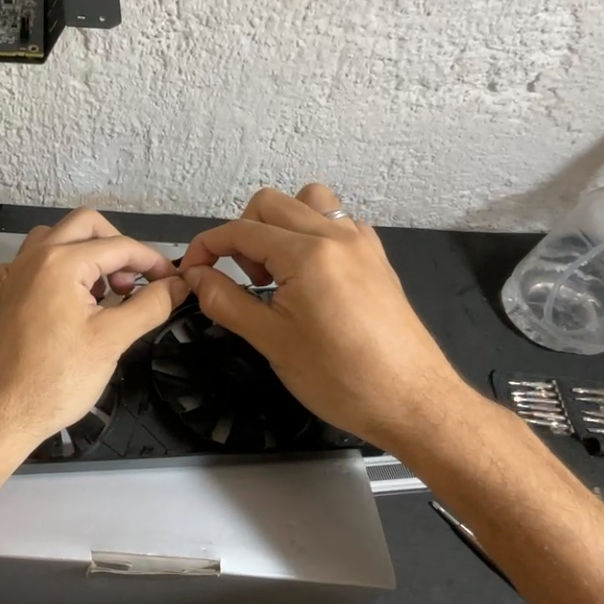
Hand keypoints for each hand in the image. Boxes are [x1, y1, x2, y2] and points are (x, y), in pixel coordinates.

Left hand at [0, 210, 188, 457]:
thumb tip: (178, 285)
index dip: (152, 261)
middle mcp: (32, 258)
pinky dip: (35, 273)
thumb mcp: (114, 339)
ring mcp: (10, 277)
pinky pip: (13, 269)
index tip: (172, 281)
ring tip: (98, 292)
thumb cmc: (58, 378)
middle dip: (115, 247)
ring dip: (80, 254)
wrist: (3, 414)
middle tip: (131, 284)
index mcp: (61, 261)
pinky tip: (49, 295)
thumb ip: (151, 305)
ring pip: (50, 240)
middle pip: (83, 226)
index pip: (119, 245)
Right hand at [176, 186, 473, 448]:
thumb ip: (224, 300)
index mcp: (307, 253)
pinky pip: (336, 222)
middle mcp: (336, 234)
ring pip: (308, 201)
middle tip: (241, 279)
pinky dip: (311, 234)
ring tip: (276, 270)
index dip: (206, 246)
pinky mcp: (376, 258)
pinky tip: (308, 275)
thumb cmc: (338, 376)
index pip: (240, 230)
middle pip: (270, 203)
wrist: (412, 402)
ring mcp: (361, 243)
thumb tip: (193, 275)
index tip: (190, 273)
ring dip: (279, 224)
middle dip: (241, 233)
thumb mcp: (270, 341)